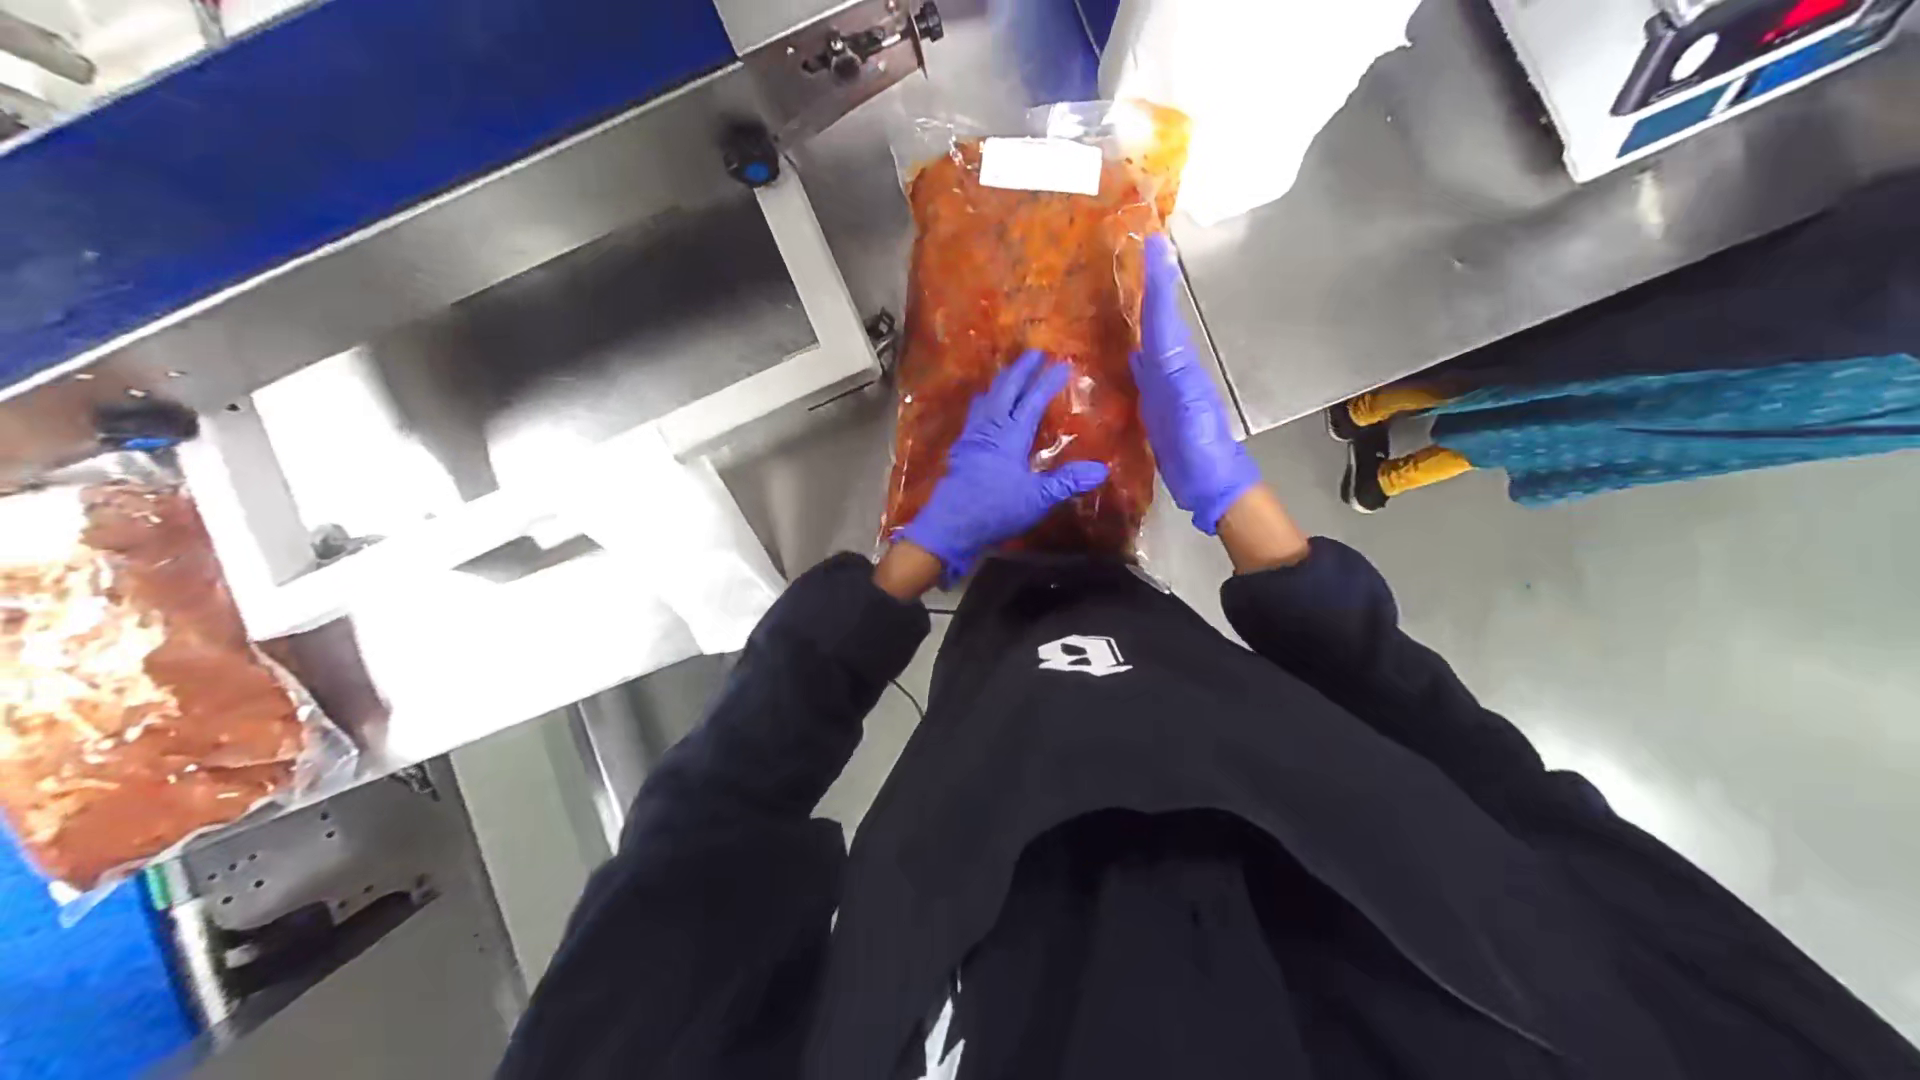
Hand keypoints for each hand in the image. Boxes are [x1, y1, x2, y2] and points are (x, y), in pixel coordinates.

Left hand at [899, 350, 1110, 580]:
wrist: (949, 525)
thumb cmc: (994, 510)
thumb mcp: (1036, 499)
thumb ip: (1066, 482)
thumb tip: (1101, 469)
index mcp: (1009, 436)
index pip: (1032, 402)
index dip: (1047, 383)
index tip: (1062, 364)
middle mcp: (989, 429)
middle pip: (1005, 391)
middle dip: (1020, 371)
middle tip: (1034, 353)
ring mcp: (971, 438)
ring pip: (987, 400)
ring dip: (1000, 383)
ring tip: (1009, 373)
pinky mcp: (961, 450)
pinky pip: (975, 415)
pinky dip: (984, 402)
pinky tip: (983, 408)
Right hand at [1131, 232, 1260, 534]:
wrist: (1211, 484)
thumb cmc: (1202, 452)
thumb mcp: (1187, 416)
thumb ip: (1170, 383)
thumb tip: (1142, 352)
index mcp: (1178, 368)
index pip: (1163, 318)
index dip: (1157, 283)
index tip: (1153, 244)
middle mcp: (1170, 370)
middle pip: (1157, 321)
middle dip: (1148, 288)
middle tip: (1135, 253)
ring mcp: (1162, 388)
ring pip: (1147, 341)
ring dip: (1138, 315)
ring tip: (1121, 290)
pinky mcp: (1153, 407)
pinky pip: (1138, 371)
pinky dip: (1129, 353)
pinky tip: (1119, 350)